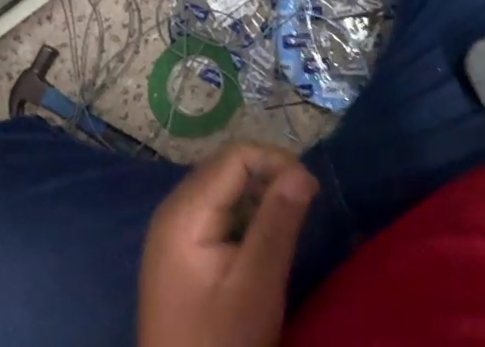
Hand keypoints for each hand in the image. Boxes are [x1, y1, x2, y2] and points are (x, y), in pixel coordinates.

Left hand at [138, 143, 317, 346]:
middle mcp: (173, 210)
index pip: (236, 156)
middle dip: (270, 177)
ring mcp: (174, 229)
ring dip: (260, 196)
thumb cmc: (221, 342)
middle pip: (229, 166)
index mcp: (184, 213)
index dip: (277, 162)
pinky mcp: (182, 248)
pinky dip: (247, 215)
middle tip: (303, 208)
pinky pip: (219, 210)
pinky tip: (262, 243)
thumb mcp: (256, 284)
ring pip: (226, 186)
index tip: (311, 192)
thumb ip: (278, 223)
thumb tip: (303, 171)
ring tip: (286, 226)